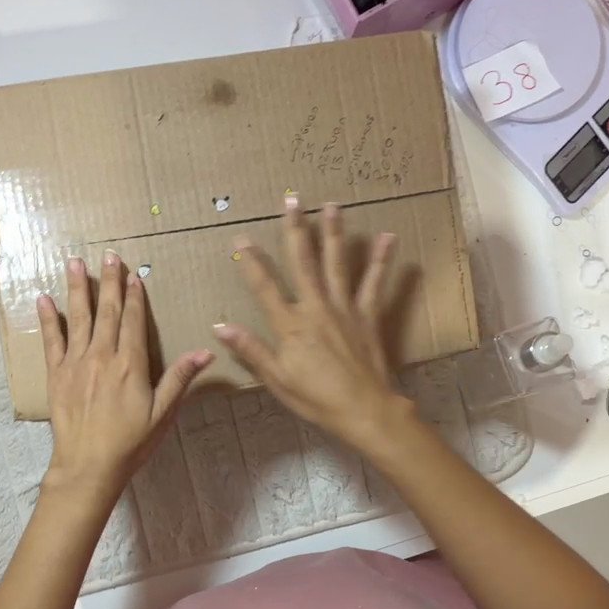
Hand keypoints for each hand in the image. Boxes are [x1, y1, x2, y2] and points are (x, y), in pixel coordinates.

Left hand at [39, 252, 212, 502]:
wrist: (88, 466)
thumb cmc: (131, 443)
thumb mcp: (163, 413)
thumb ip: (180, 378)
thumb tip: (205, 351)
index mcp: (131, 364)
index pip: (134, 321)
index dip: (135, 297)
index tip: (134, 275)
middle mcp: (102, 356)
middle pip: (107, 312)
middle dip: (109, 282)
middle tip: (108, 255)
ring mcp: (76, 363)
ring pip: (78, 318)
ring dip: (77, 288)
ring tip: (74, 262)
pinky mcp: (57, 375)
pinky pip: (52, 341)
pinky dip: (48, 319)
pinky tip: (43, 299)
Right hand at [213, 199, 413, 449]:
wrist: (364, 409)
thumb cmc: (316, 399)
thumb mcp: (277, 379)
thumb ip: (251, 349)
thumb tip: (220, 327)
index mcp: (290, 325)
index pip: (264, 287)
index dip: (251, 262)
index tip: (241, 238)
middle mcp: (316, 308)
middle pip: (303, 262)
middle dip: (295, 230)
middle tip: (291, 200)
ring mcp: (345, 308)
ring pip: (337, 263)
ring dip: (333, 233)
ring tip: (332, 205)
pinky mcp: (368, 315)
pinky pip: (375, 283)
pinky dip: (381, 260)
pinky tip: (388, 237)